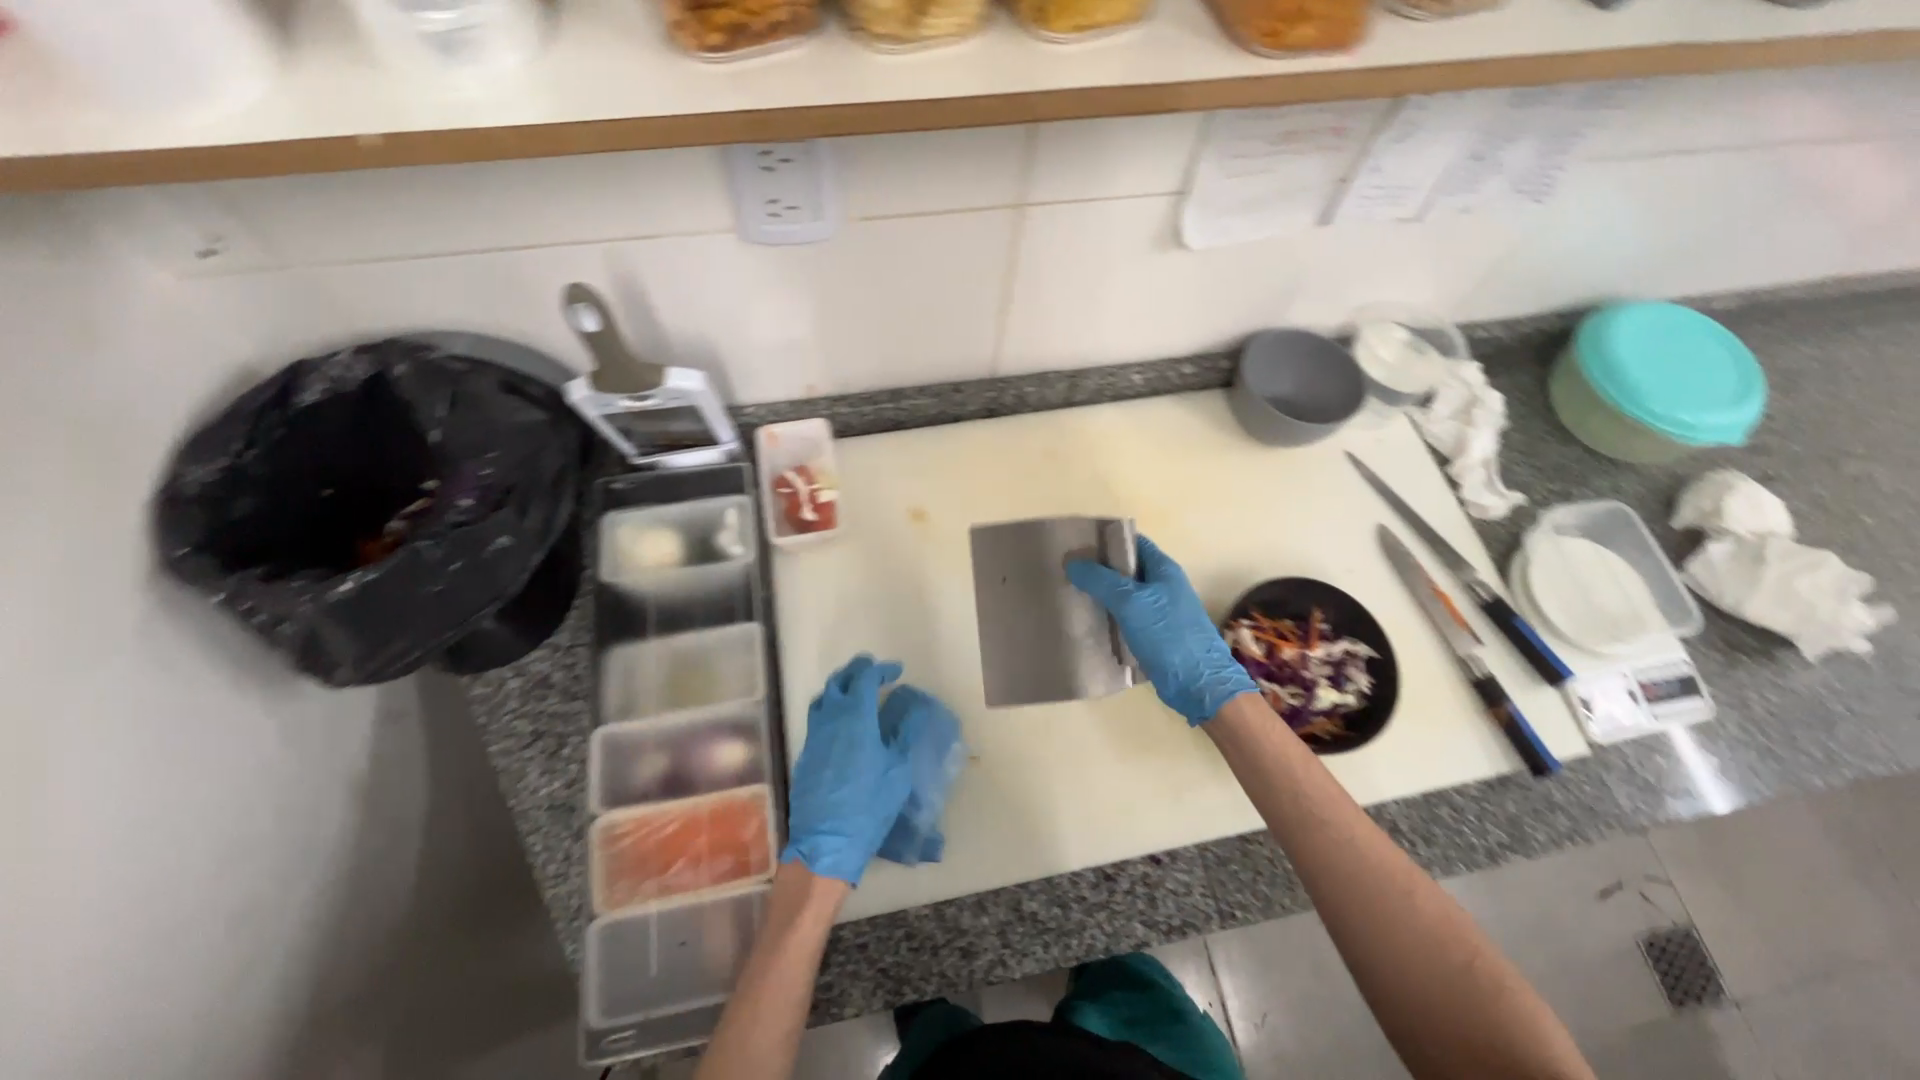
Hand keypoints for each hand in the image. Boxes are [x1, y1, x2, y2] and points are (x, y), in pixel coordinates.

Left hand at [782, 655, 914, 885]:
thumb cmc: (870, 804)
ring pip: (823, 699)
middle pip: (839, 682)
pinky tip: (843, 725)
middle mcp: (829, 720)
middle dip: (857, 671)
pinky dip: (831, 711)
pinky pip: (817, 720)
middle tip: (873, 671)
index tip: (896, 671)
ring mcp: (813, 738)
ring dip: (840, 688)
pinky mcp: (806, 755)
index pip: (864, 678)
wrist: (827, 842)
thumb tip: (912, 708)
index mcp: (854, 717)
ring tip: (856, 692)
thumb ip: (905, 733)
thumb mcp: (898, 769)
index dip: (881, 670)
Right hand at [1067, 534, 1256, 726]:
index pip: (1134, 543)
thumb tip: (1072, 562)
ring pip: (1125, 597)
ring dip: (1102, 597)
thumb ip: (1101, 581)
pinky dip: (1109, 620)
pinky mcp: (1154, 637)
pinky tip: (1089, 624)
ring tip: (1071, 596)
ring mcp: (1160, 613)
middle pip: (1127, 571)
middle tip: (1068, 573)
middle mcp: (1163, 587)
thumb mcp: (1131, 603)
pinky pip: (1127, 620)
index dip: (1107, 541)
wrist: (1197, 683)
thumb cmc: (1167, 635)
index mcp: (1164, 570)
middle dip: (1100, 571)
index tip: (1077, 546)